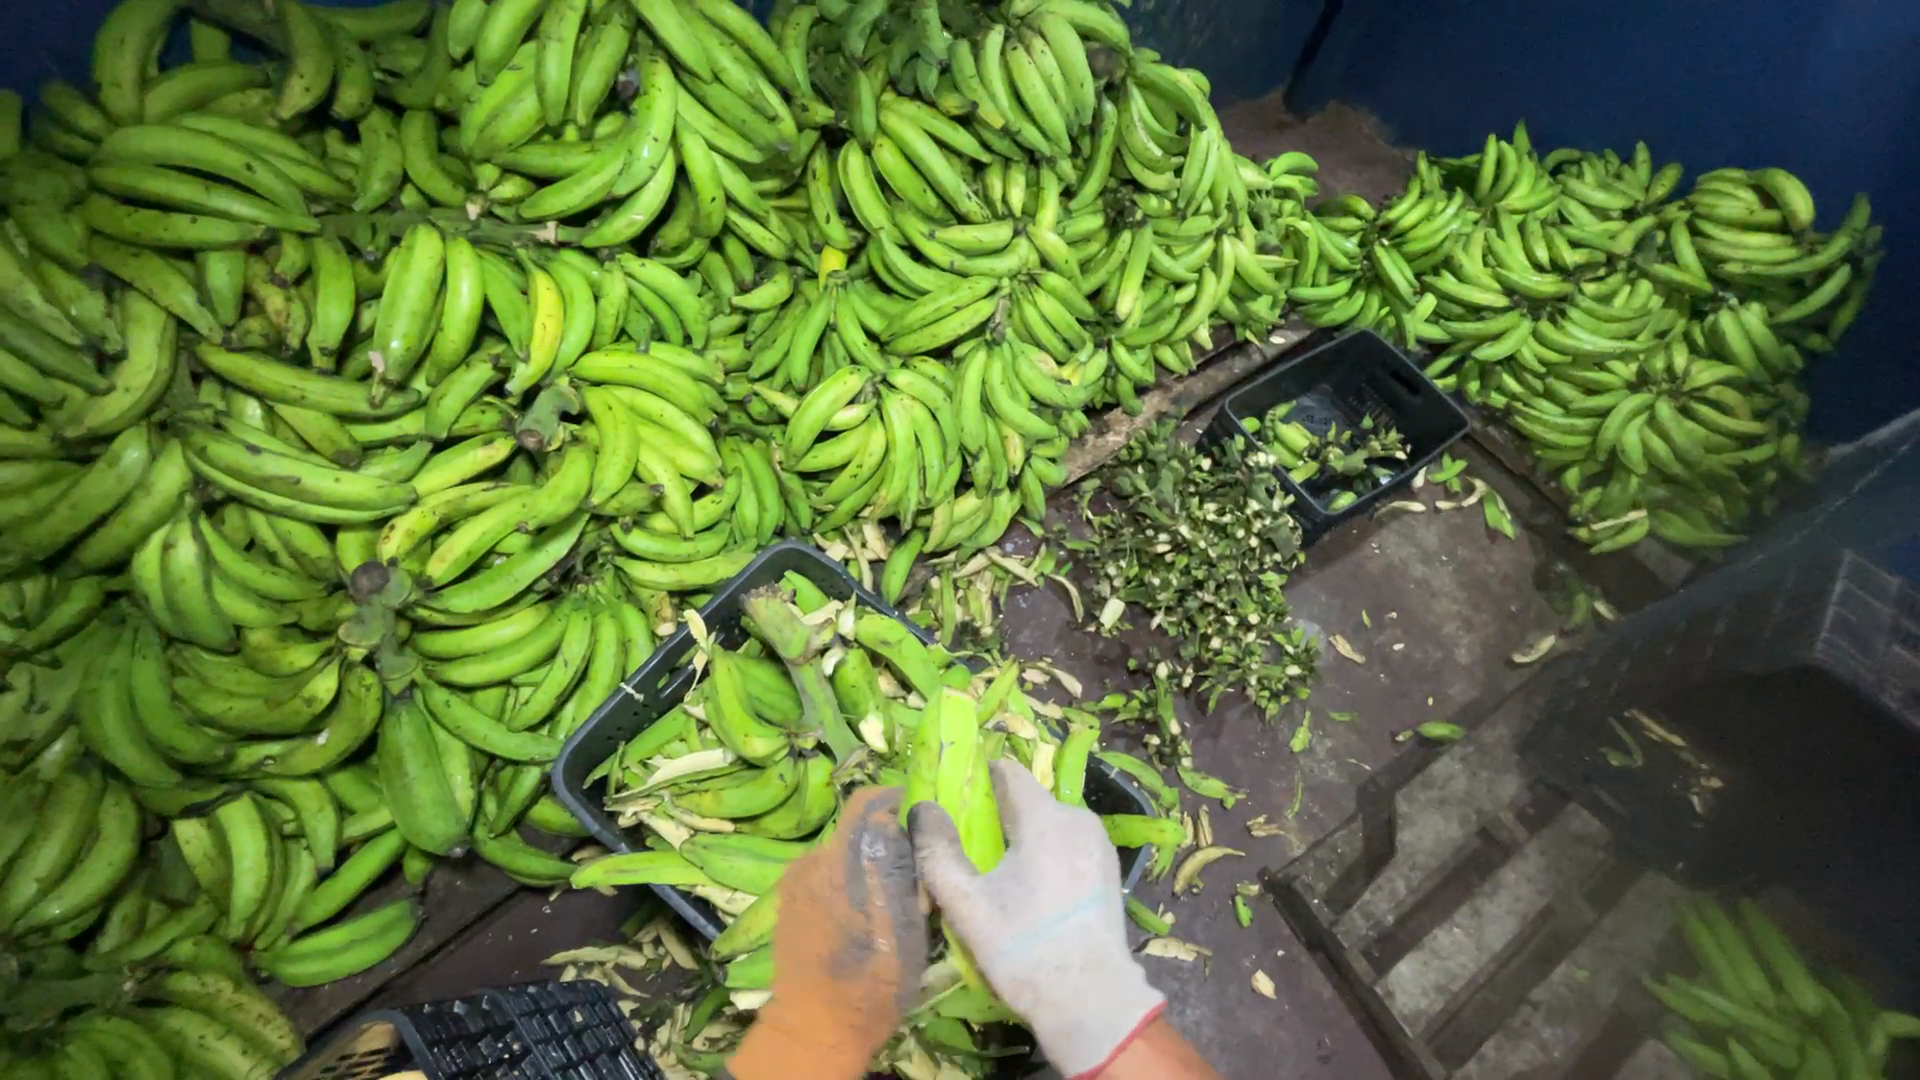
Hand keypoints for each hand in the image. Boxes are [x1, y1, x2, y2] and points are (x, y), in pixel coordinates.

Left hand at [728, 786, 926, 1079]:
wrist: (812, 1029)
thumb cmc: (869, 984)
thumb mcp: (904, 928)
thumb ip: (901, 869)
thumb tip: (903, 825)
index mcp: (842, 862)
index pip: (864, 801)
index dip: (890, 796)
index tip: (912, 806)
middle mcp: (813, 859)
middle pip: (856, 828)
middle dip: (883, 840)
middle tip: (908, 875)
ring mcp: (796, 878)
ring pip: (842, 850)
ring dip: (863, 862)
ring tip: (884, 899)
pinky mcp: (788, 896)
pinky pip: (825, 869)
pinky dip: (845, 878)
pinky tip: (857, 912)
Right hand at [909, 761, 1165, 1077]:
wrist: (1093, 1003)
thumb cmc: (1026, 950)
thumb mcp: (968, 905)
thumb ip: (938, 852)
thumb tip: (922, 810)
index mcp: (1045, 817)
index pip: (1007, 770)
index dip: (977, 780)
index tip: (956, 805)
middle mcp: (1077, 817)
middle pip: (1026, 799)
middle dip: (996, 818)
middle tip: (973, 856)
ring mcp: (1098, 842)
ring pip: (1048, 823)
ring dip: (1022, 840)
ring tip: (1002, 882)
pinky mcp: (1108, 868)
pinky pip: (1068, 844)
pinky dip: (1047, 856)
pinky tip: (1034, 895)